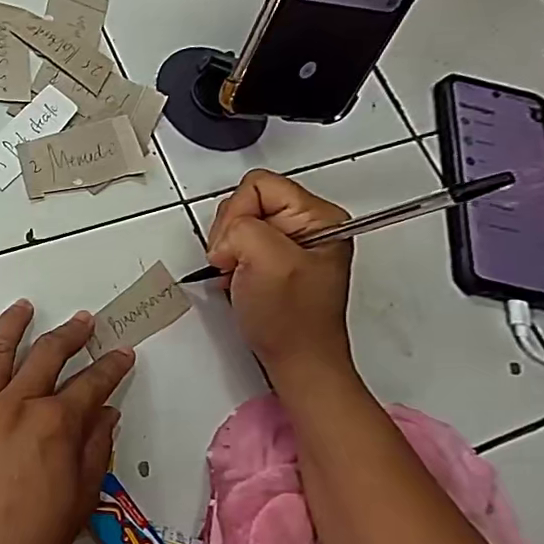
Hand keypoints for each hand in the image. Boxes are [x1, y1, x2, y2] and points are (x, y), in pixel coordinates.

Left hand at [0, 301, 133, 543]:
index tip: (121, 354)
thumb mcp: (82, 494)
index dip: (110, 367)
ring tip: (24, 306)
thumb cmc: (35, 536)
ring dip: (13, 325)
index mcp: (56, 423)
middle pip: (47, 356)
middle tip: (83, 321)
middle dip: (70, 336)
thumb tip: (104, 410)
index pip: (91, 384)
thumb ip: (95, 445)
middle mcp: (17, 403)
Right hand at [206, 169, 353, 377]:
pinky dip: (226, 262)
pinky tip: (237, 279)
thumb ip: (244, 227)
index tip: (241, 249)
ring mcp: (286, 244)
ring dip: (226, 250)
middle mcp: (304, 225)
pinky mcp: (270, 260)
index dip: (236, 216)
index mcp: (317, 217)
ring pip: (234, 224)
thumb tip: (228, 228)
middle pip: (243, 202)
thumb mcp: (268, 261)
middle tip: (239, 262)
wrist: (295, 357)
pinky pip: (234, 244)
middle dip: (229, 234)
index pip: (257, 186)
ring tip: (239, 273)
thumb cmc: (291, 318)